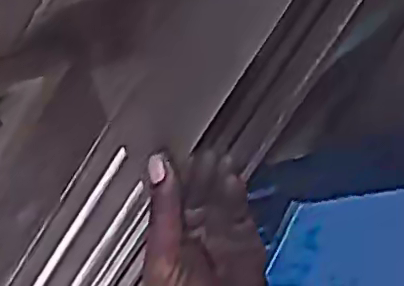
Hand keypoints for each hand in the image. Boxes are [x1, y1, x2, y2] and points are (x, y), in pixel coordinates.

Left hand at [144, 149, 266, 285]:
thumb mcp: (163, 259)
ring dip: (220, 177)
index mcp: (166, 243)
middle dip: (200, 170)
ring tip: (219, 155)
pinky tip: (234, 178)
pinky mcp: (246, 243)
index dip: (173, 172)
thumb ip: (164, 212)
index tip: (175, 143)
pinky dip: (239, 193)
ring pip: (220, 199)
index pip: (169, 198)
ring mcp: (221, 240)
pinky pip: (242, 211)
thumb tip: (157, 165)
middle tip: (201, 144)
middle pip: (197, 194)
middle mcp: (193, 239)